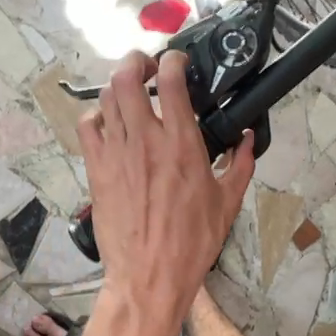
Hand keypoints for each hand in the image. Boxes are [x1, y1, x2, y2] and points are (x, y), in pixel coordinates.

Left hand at [77, 50, 255, 335]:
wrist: (149, 276)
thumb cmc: (191, 243)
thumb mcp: (228, 203)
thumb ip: (240, 164)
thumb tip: (248, 139)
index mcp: (181, 144)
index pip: (170, 81)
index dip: (171, 59)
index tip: (176, 60)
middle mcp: (145, 140)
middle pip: (128, 78)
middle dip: (135, 61)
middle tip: (146, 66)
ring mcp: (116, 153)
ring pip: (106, 97)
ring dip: (118, 85)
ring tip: (130, 90)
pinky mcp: (97, 169)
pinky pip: (87, 127)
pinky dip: (96, 114)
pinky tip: (108, 121)